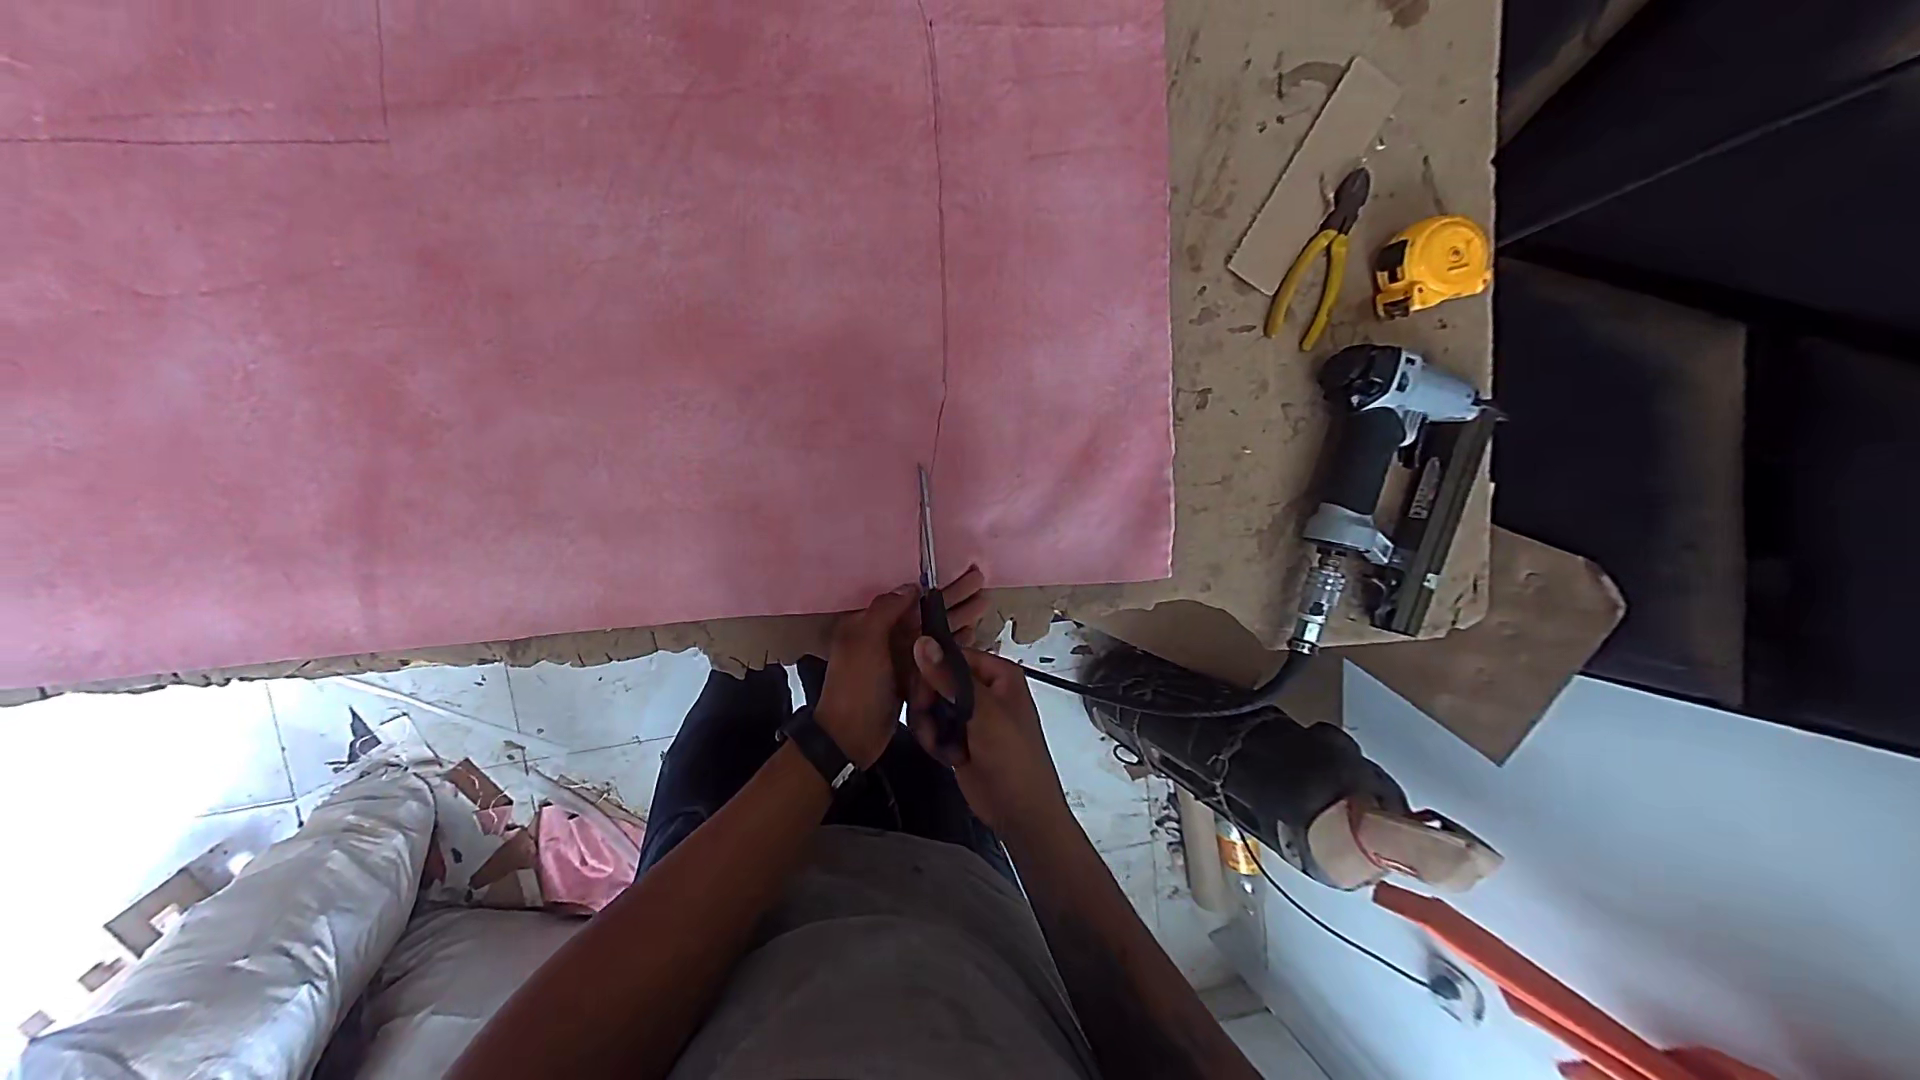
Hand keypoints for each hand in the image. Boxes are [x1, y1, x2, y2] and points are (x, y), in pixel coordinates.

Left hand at [815, 569, 991, 770]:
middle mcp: (885, 637)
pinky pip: (934, 655)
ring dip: (957, 618)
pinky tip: (971, 636)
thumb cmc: (856, 688)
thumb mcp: (864, 642)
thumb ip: (884, 611)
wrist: (850, 739)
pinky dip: (951, 644)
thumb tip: (910, 587)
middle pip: (924, 612)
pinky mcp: (910, 679)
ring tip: (983, 604)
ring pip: (933, 632)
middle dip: (953, 597)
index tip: (960, 575)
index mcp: (870, 624)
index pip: (909, 598)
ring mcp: (899, 659)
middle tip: (980, 581)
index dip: (937, 587)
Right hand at [908, 639, 1070, 837]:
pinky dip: (932, 739)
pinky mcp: (958, 735)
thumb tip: (923, 642)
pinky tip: (946, 756)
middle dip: (928, 704)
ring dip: (928, 726)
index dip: (932, 671)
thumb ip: (950, 679)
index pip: (952, 656)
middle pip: (936, 679)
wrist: (1019, 812)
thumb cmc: (1012, 758)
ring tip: (942, 746)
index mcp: (999, 673)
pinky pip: (931, 725)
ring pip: (929, 703)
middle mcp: (983, 688)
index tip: (920, 693)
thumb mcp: (983, 713)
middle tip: (931, 725)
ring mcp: (970, 713)